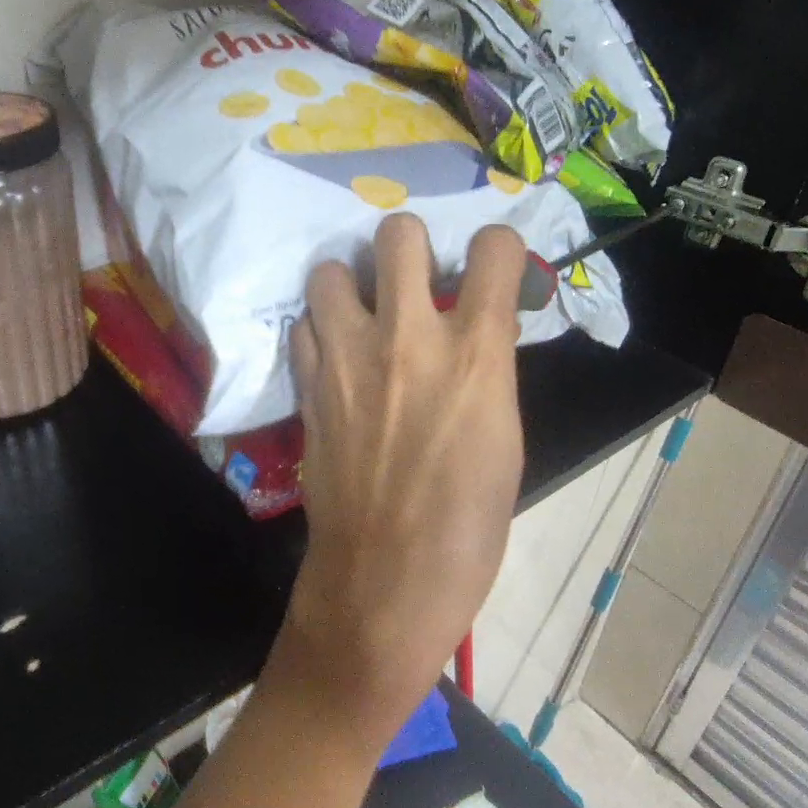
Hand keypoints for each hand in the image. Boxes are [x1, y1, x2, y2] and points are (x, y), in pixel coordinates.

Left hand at [274, 214, 526, 732]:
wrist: (387, 574)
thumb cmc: (468, 524)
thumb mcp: (504, 437)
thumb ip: (486, 369)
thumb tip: (475, 331)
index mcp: (476, 352)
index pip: (492, 248)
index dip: (494, 249)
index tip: (487, 268)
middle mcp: (407, 337)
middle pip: (397, 233)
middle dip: (407, 244)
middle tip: (410, 278)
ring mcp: (347, 357)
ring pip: (329, 270)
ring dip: (348, 283)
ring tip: (361, 314)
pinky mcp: (307, 384)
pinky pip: (303, 326)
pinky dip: (319, 330)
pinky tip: (333, 355)